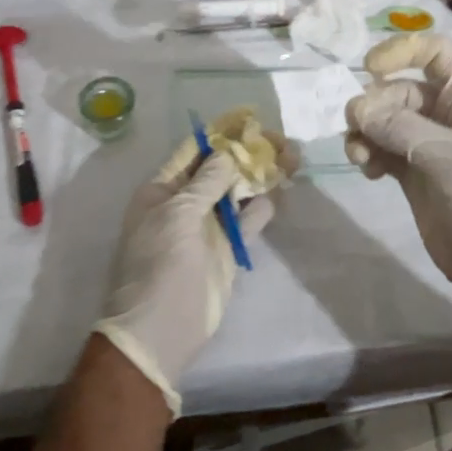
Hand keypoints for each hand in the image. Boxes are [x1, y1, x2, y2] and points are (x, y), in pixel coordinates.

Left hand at [92, 137, 284, 414]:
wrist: (159, 331)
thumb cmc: (159, 266)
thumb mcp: (177, 216)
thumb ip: (205, 182)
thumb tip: (228, 153)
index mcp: (162, 190)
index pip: (193, 151)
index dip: (220, 134)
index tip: (250, 119)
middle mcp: (185, 203)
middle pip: (221, 168)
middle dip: (248, 152)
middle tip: (281, 140)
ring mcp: (208, 226)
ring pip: (239, 191)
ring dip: (262, 174)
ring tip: (292, 157)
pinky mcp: (228, 249)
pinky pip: (250, 219)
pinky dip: (264, 205)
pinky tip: (282, 190)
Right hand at [345, 33, 451, 376]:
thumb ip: (402, 129)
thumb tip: (355, 108)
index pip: (435, 53)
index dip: (403, 51)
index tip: (370, 68)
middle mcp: (449, 114)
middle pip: (401, 88)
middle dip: (376, 103)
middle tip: (358, 127)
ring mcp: (429, 144)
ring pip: (385, 119)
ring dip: (365, 129)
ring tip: (358, 153)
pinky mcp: (412, 173)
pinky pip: (381, 148)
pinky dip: (368, 152)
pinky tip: (365, 169)